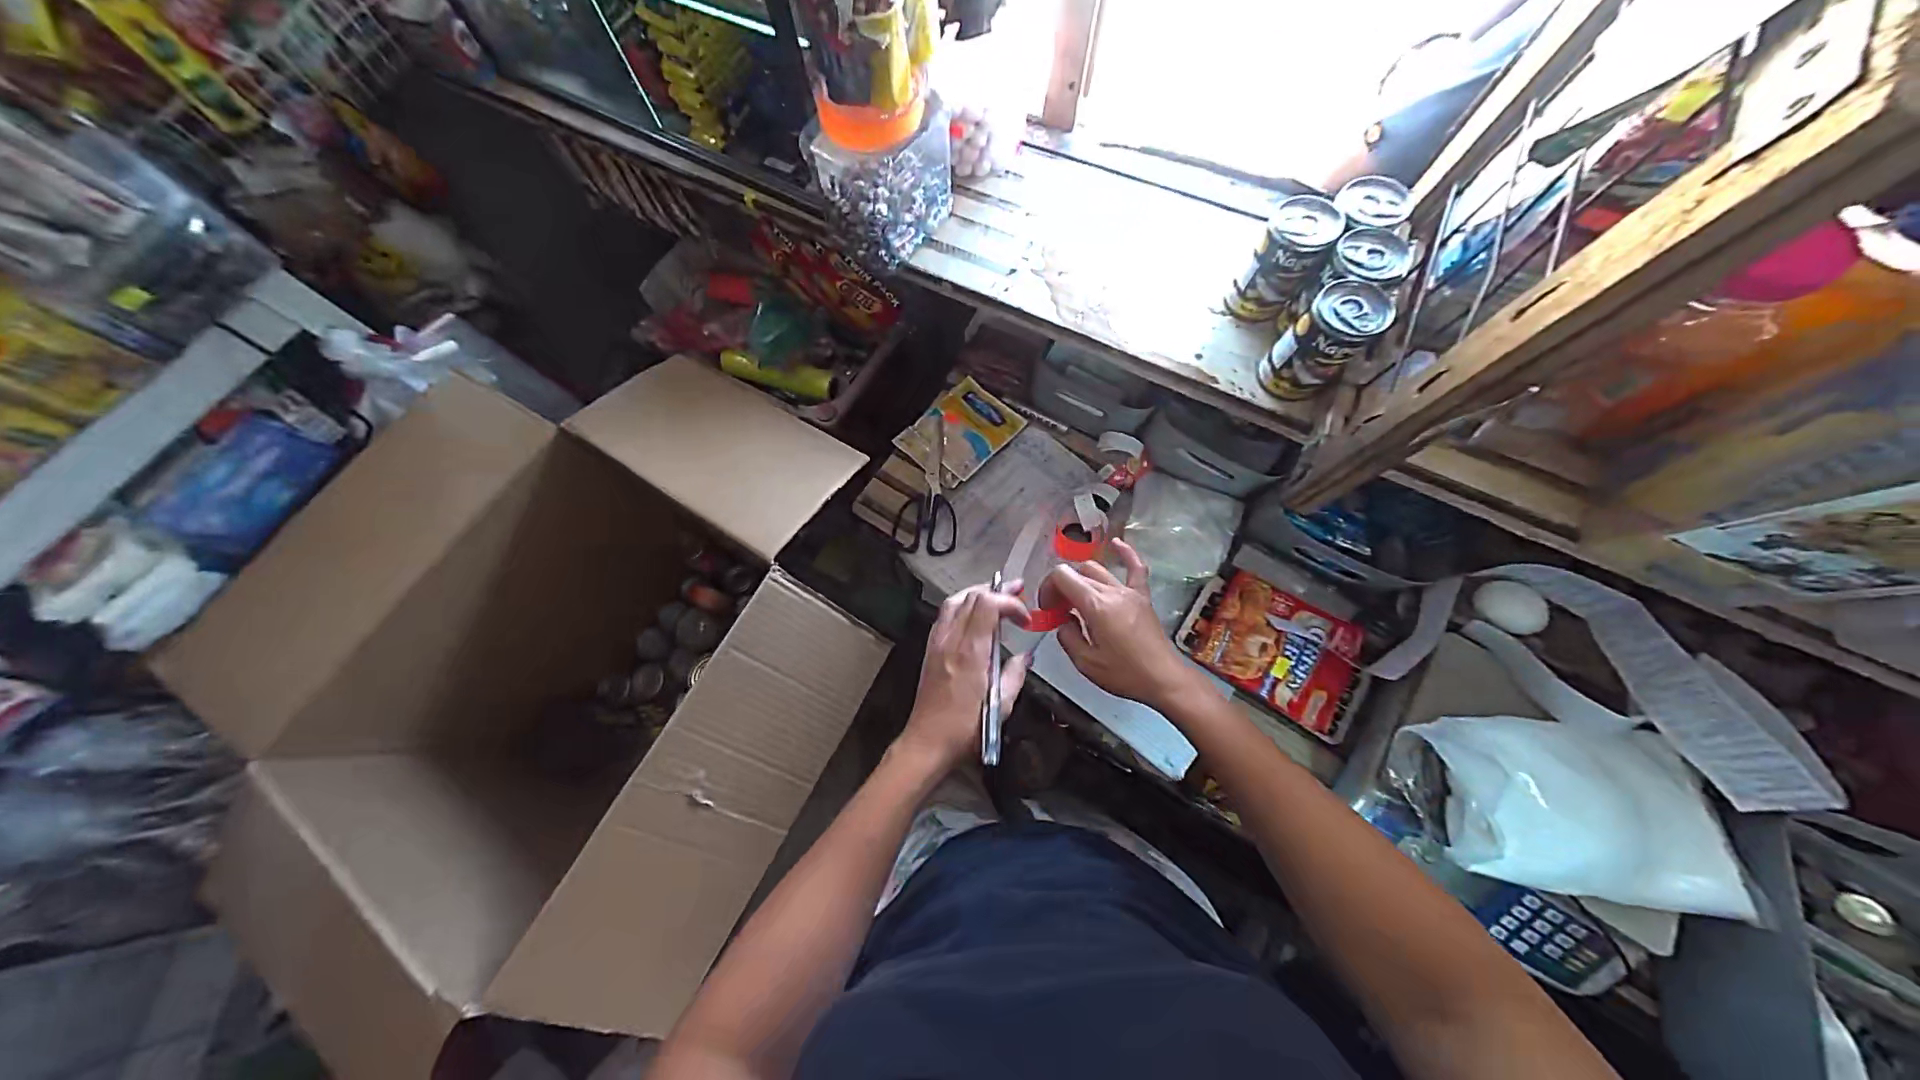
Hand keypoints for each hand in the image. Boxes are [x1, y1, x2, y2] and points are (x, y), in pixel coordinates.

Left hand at [901, 580, 1032, 769]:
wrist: (927, 742)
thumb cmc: (966, 729)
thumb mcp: (1001, 705)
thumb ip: (1014, 675)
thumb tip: (1024, 657)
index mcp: (970, 652)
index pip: (988, 605)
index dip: (1010, 602)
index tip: (1025, 618)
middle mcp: (951, 641)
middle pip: (971, 597)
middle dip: (997, 591)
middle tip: (1016, 593)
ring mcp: (937, 643)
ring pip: (954, 602)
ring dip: (977, 595)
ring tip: (996, 597)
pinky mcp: (930, 650)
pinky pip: (945, 616)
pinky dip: (962, 607)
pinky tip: (974, 616)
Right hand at [1048, 540, 1196, 708]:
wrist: (1163, 679)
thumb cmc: (1124, 674)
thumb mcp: (1085, 663)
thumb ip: (1067, 637)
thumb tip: (1064, 622)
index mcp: (1096, 605)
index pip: (1062, 576)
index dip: (1048, 588)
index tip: (1048, 610)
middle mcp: (1112, 591)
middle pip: (1078, 573)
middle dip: (1062, 587)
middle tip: (1059, 612)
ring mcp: (1129, 591)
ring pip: (1098, 570)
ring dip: (1081, 579)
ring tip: (1077, 600)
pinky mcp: (1142, 597)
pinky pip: (1135, 568)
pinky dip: (1125, 554)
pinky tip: (1116, 543)